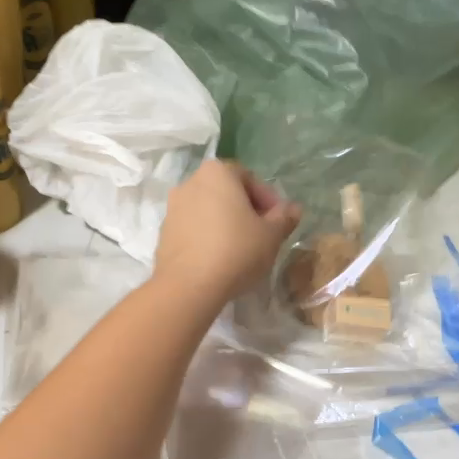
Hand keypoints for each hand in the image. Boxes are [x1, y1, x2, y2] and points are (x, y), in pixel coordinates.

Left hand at [153, 159, 301, 307]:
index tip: (278, 223)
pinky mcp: (164, 233)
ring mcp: (173, 207)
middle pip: (226, 193)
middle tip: (262, 236)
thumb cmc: (236, 251)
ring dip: (225, 225)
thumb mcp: (271, 236)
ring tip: (240, 251)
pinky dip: (207, 238)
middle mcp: (191, 182)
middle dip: (246, 211)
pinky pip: (193, 230)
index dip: (268, 200)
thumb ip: (284, 218)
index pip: (250, 178)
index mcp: (218, 172)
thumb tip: (294, 208)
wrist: (189, 285)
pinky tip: (218, 260)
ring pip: (208, 211)